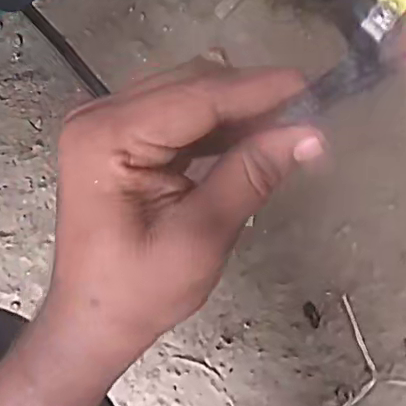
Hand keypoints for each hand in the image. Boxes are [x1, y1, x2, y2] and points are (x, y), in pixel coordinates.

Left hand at [43, 60, 325, 367]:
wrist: (92, 321)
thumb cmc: (139, 291)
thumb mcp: (202, 235)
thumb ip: (252, 174)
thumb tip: (310, 134)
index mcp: (108, 136)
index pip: (197, 96)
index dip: (259, 89)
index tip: (313, 87)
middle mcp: (101, 115)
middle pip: (192, 84)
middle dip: (251, 96)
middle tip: (307, 113)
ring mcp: (107, 121)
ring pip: (188, 92)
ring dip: (238, 108)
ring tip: (287, 126)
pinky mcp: (118, 134)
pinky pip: (178, 112)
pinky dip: (218, 123)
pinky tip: (251, 136)